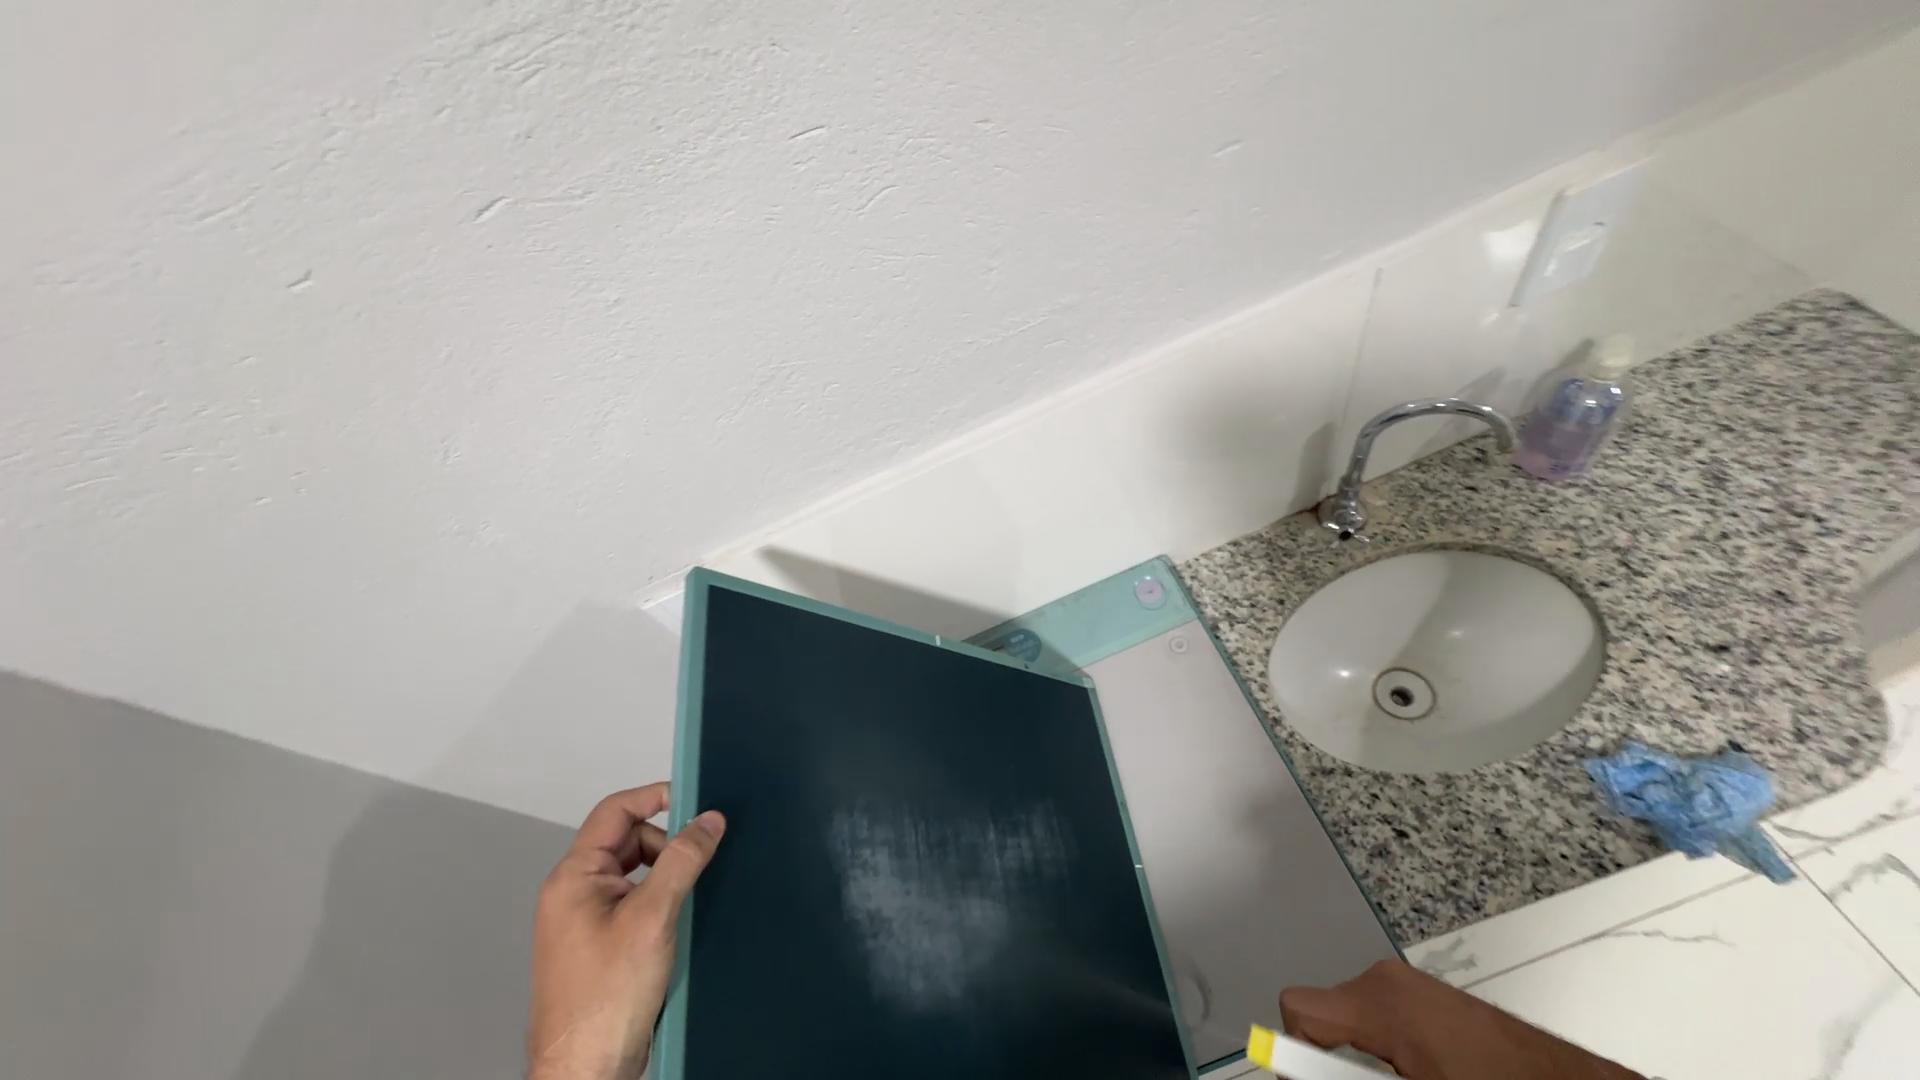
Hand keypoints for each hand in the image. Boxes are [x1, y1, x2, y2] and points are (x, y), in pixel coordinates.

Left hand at [527, 784, 725, 1079]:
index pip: (616, 812)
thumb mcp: (653, 917)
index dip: (656, 797)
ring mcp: (587, 920)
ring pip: (637, 873)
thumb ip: (682, 860)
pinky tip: (685, 919)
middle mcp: (575, 892)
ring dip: (668, 875)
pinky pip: (637, 902)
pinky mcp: (603, 944)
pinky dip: (663, 901)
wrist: (586, 1072)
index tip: (697, 799)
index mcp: (574, 877)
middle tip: (704, 856)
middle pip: (629, 841)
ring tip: (693, 897)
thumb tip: (710, 819)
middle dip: (668, 843)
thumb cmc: (608, 996)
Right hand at [1280, 959, 1644, 1079]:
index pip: (1299, 1009)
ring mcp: (1407, 982)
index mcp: (1381, 1004)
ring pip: (1351, 1018)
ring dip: (1361, 1059)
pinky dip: (1384, 1049)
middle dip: (1335, 1063)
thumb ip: (1350, 1077)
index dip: (1294, 1054)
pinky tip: (1424, 1074)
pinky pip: (1379, 1015)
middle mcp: (1385, 980)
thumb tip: (1302, 1072)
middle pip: (1323, 1017)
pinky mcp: (1426, 991)